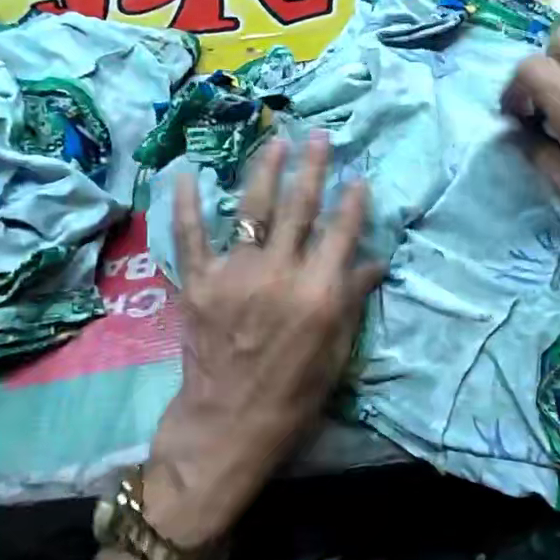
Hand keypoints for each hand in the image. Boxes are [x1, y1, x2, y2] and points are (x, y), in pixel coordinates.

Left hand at [143, 133, 384, 549]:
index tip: (359, 177)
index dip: (353, 202)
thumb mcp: (336, 354)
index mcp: (319, 293)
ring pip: (253, 210)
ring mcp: (236, 274)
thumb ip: (351, 301)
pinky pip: (191, 236)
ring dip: (264, 171)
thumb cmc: (292, 396)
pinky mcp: (200, 282)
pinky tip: (184, 174)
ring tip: (274, 141)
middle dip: (313, 167)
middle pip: (300, 208)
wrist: (229, 423)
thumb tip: (375, 262)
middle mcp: (280, 274)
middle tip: (319, 136)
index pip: (342, 233)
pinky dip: (185, 204)